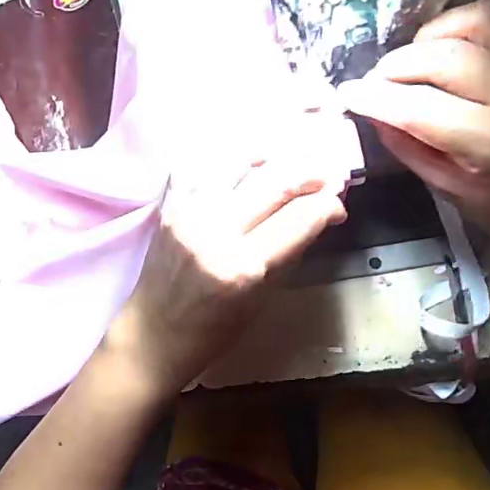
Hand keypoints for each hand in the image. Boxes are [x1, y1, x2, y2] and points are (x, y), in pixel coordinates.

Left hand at [105, 161, 348, 394]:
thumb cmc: (210, 332)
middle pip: (274, 182)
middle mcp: (214, 232)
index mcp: (242, 268)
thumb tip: (318, 218)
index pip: (299, 219)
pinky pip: (202, 165)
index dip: (328, 206)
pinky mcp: (169, 206)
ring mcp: (188, 213)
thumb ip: (288, 255)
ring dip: (274, 155)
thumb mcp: (260, 302)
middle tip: (328, 174)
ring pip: (238, 161)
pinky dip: (230, 157)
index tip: (339, 204)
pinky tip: (249, 159)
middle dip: (310, 173)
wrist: (151, 334)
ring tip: (293, 158)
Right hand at [341, 0, 489, 272]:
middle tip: (379, 81)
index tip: (348, 94)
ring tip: (420, 57)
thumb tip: (374, 113)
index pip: (422, 108)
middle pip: (448, 56)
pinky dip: (487, 13)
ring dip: (438, 32)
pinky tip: (468, 37)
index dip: (376, 98)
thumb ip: (415, 150)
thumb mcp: (459, 196)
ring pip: (483, 17)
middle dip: (398, 65)